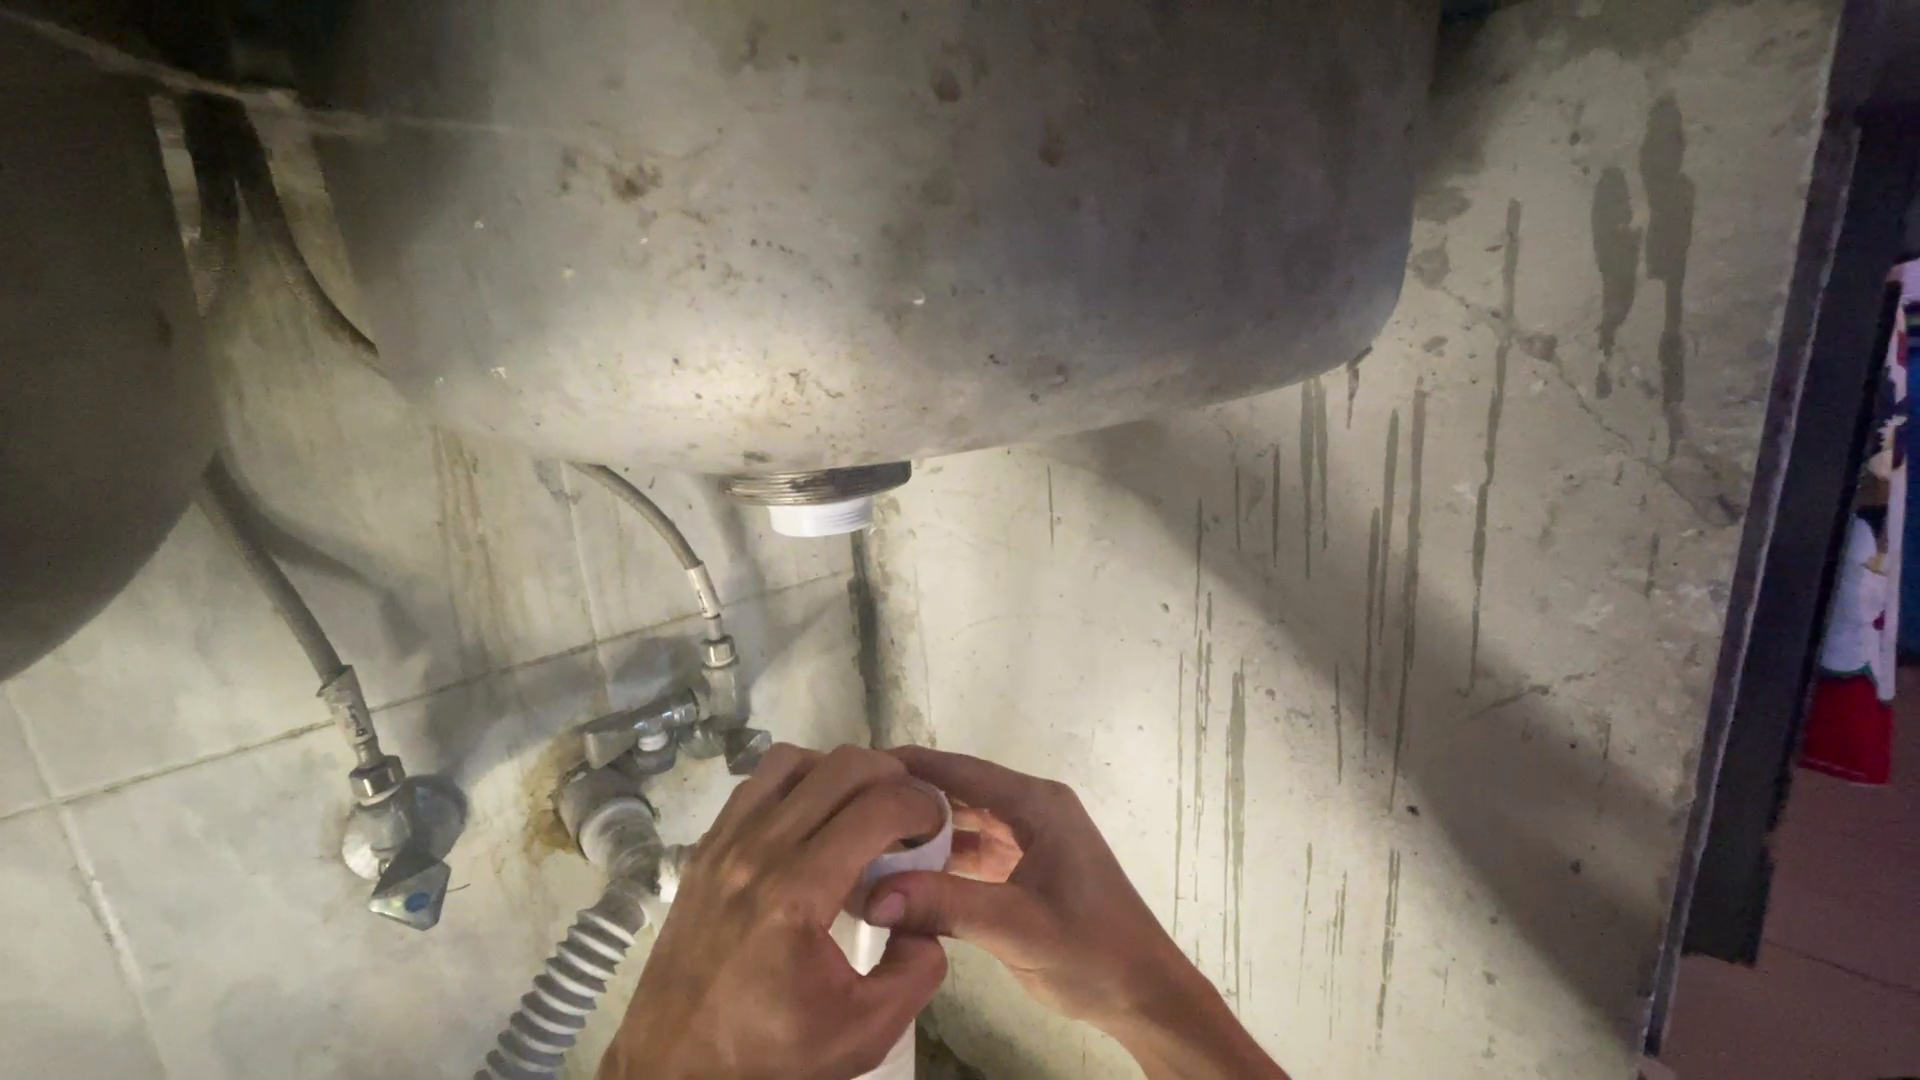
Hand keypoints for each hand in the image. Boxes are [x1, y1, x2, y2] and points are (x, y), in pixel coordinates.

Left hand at [601, 744, 947, 1079]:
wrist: (673, 1072)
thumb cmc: (770, 1055)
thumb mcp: (864, 1033)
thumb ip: (917, 970)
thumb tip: (925, 916)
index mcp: (798, 893)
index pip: (878, 807)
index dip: (921, 804)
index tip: (936, 824)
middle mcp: (758, 851)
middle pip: (841, 767)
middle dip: (891, 776)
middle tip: (909, 810)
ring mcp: (724, 843)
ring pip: (793, 760)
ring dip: (838, 772)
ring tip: (859, 807)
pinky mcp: (703, 848)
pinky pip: (756, 783)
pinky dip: (794, 781)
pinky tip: (810, 818)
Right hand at [864, 746, 1286, 1079]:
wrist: (1145, 996)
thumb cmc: (1092, 951)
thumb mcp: (1016, 927)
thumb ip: (945, 905)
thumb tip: (871, 897)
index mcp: (1037, 805)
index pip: (963, 770)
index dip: (912, 765)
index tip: (861, 766)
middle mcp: (1031, 811)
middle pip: (960, 793)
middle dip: (910, 800)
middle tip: (853, 809)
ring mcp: (1028, 840)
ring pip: (964, 824)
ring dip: (922, 834)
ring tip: (866, 841)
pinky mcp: (1024, 869)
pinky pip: (973, 854)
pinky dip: (941, 863)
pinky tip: (903, 875)